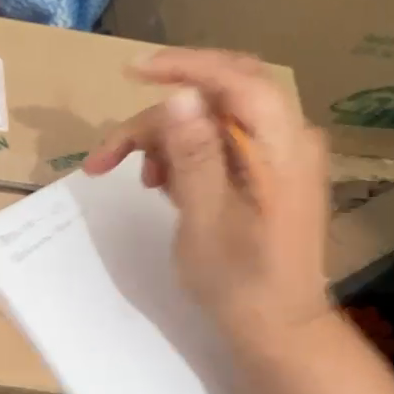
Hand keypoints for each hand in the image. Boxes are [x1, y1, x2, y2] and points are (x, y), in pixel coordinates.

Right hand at [83, 49, 332, 351]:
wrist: (275, 326)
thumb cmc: (239, 280)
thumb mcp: (206, 220)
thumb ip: (195, 156)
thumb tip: (180, 99)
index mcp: (281, 146)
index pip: (235, 79)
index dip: (183, 68)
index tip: (131, 72)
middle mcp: (286, 139)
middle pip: (219, 99)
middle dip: (158, 118)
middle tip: (106, 157)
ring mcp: (278, 157)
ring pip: (213, 123)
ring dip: (166, 141)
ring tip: (136, 180)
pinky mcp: (266, 176)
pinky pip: (220, 147)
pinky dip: (184, 157)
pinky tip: (161, 184)